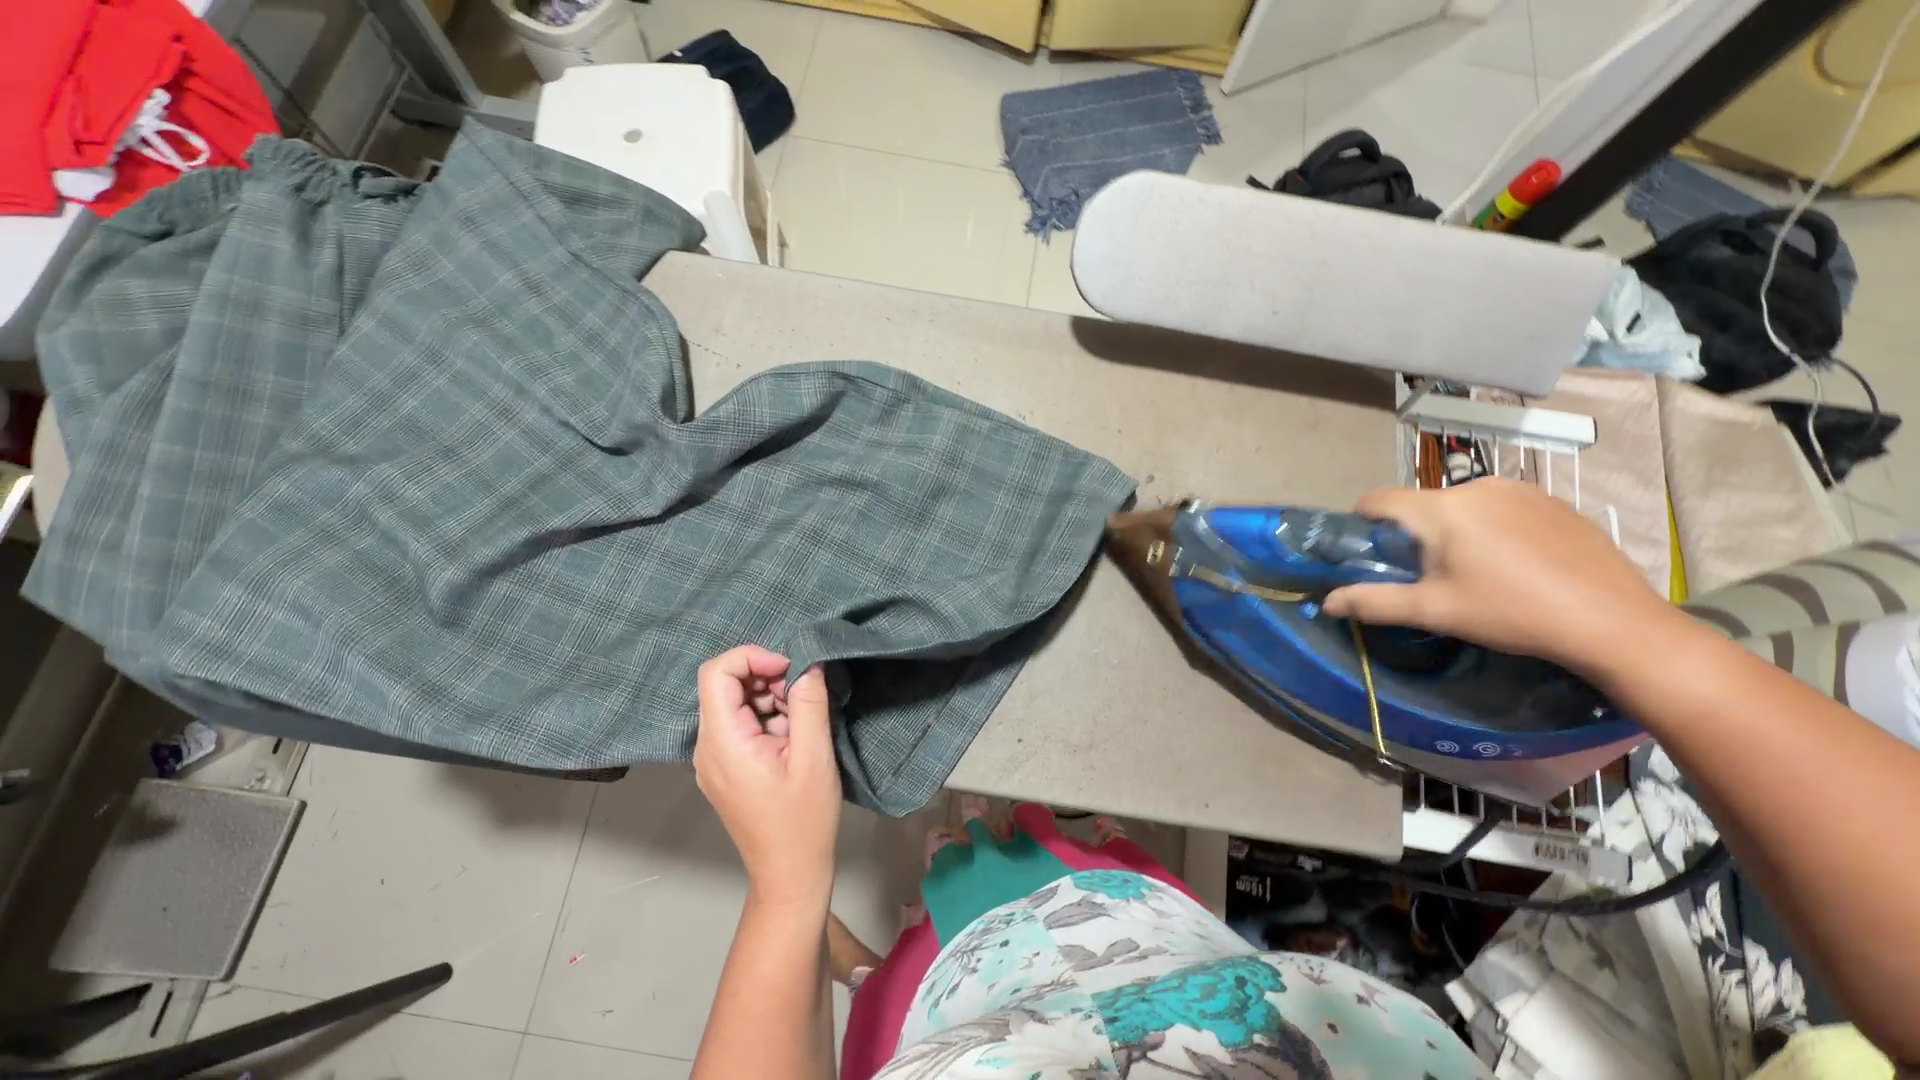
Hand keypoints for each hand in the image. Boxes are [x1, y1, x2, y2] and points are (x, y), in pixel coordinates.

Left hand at [693, 645, 841, 907]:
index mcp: (723, 742)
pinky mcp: (724, 769)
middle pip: (725, 686)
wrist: (790, 873)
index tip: (791, 668)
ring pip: (734, 705)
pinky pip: (738, 726)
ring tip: (803, 721)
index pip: (717, 672)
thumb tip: (810, 663)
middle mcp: (707, 747)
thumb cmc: (803, 819)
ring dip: (770, 699)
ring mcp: (712, 760)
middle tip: (804, 697)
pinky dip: (766, 719)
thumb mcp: (814, 757)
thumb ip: (809, 704)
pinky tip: (794, 737)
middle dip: (767, 678)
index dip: (752, 656)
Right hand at [1322, 478, 1677, 672]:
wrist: (1611, 620)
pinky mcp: (1553, 500)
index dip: (1363, 521)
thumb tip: (1329, 601)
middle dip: (1416, 534)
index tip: (1368, 552)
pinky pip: (1503, 507)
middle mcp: (1476, 486)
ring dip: (1456, 531)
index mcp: (1442, 510)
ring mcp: (1520, 489)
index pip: (1379, 499)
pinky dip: (1495, 529)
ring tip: (1478, 573)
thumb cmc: (1512, 614)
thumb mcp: (1436, 612)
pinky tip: (1517, 565)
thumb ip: (1376, 602)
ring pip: (1464, 505)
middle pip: (1423, 504)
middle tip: (1430, 576)